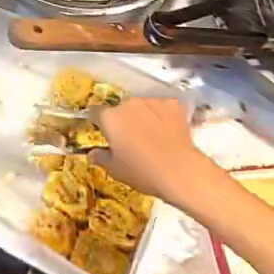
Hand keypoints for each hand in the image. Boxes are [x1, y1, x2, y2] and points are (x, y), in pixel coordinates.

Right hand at [93, 98, 217, 205]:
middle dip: (124, 120)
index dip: (99, 122)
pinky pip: (163, 107)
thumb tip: (92, 153)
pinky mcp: (172, 104)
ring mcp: (152, 102)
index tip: (104, 133)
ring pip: (143, 106)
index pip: (96, 112)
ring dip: (143, 116)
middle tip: (131, 139)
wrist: (181, 171)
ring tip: (153, 135)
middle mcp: (128, 104)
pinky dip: (163, 115)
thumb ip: (101, 158)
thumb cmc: (143, 172)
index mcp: (110, 118)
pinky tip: (168, 130)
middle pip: (121, 109)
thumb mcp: (116, 170)